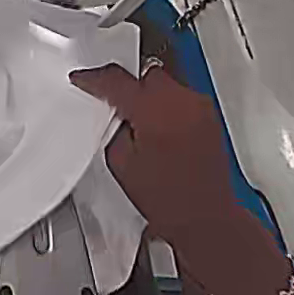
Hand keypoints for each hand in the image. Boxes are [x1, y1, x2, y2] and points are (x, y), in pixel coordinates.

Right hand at [70, 64, 245, 248]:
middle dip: (127, 87)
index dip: (94, 78)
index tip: (84, 79)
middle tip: (114, 107)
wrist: (206, 219)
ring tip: (141, 125)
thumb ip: (112, 128)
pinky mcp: (209, 115)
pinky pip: (181, 97)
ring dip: (149, 97)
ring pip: (164, 83)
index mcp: (153, 110)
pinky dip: (167, 106)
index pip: (116, 80)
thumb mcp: (121, 162)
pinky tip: (161, 130)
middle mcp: (180, 101)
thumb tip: (112, 112)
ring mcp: (198, 106)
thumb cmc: (169, 200)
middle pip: (144, 75)